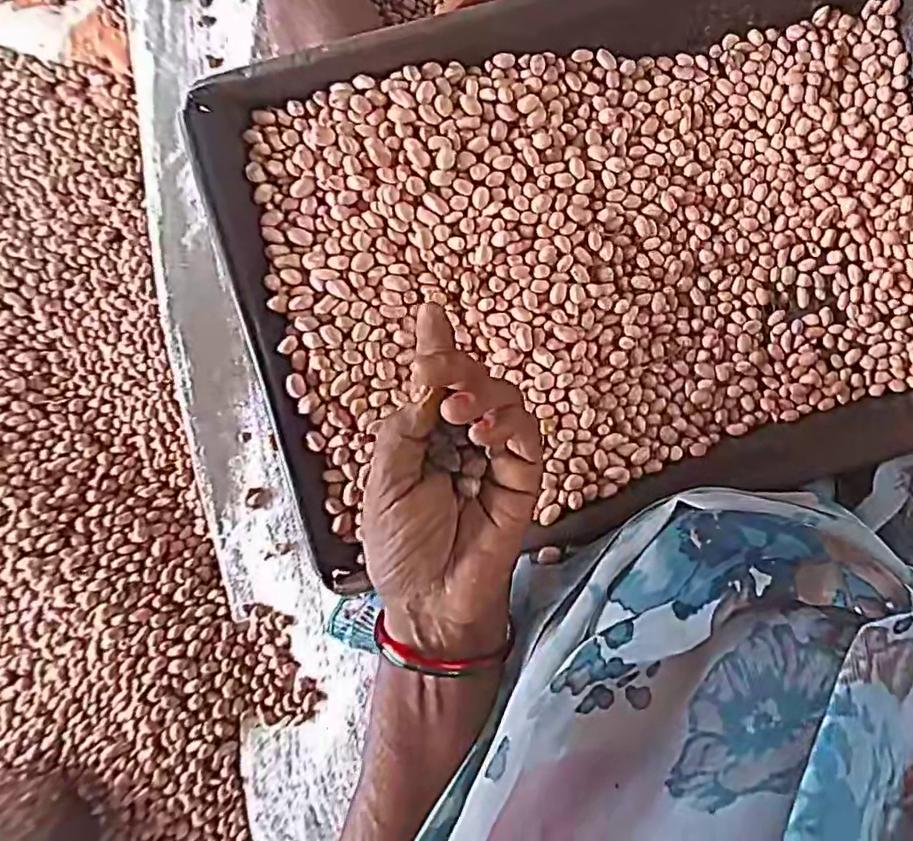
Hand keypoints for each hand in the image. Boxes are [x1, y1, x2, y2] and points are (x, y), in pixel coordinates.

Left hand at [361, 304, 542, 657]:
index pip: (436, 381)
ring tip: (456, 412)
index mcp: (427, 433)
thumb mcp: (384, 479)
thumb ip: (405, 424)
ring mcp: (497, 452)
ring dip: (482, 394)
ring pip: (505, 398)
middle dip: (455, 368)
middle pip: (473, 380)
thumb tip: (426, 376)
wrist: (430, 600)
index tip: (433, 312)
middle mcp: (463, 435)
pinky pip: (528, 433)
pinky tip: (484, 434)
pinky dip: (509, 423)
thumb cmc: (401, 545)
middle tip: (435, 373)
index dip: (438, 345)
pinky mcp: (524, 473)